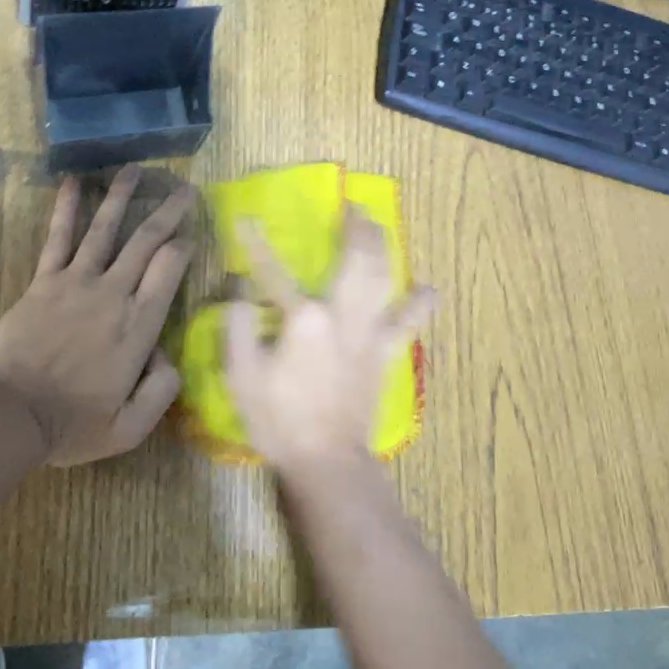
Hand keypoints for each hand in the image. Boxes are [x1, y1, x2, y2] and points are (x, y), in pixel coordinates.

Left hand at [0, 167, 195, 465]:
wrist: (8, 417)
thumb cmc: (70, 426)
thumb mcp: (129, 428)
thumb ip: (161, 391)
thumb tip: (168, 356)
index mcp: (138, 328)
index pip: (169, 271)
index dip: (184, 247)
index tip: (190, 235)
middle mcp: (113, 295)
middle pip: (146, 241)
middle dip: (169, 211)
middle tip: (185, 188)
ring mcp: (76, 283)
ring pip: (106, 229)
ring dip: (123, 196)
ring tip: (135, 169)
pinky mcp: (43, 282)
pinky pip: (58, 238)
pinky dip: (67, 208)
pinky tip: (73, 182)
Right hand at [224, 208, 435, 475]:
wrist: (327, 462)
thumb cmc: (279, 420)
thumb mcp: (242, 377)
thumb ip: (239, 328)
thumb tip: (239, 292)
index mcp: (304, 318)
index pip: (273, 272)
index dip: (256, 246)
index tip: (247, 221)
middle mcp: (343, 314)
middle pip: (354, 258)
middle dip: (354, 227)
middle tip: (351, 206)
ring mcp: (369, 333)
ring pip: (382, 277)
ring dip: (382, 247)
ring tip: (378, 225)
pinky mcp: (385, 354)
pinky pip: (406, 323)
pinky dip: (419, 305)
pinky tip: (429, 290)